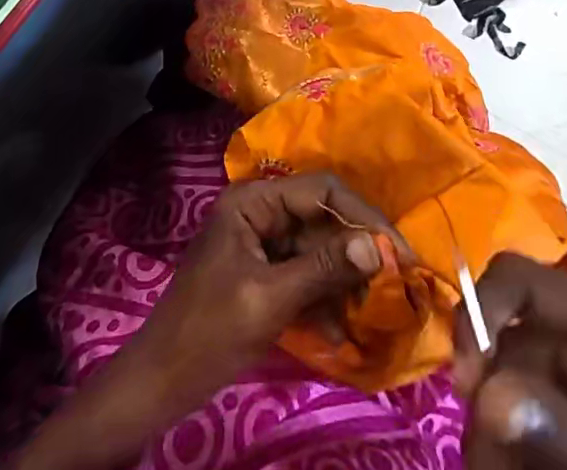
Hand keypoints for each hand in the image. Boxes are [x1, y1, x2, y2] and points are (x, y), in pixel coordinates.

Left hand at [127, 173, 410, 407]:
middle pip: (323, 219)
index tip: (401, 253)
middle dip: (358, 252)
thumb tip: (376, 246)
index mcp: (253, 201)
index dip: (363, 216)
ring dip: (346, 280)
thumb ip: (323, 269)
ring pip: (319, 249)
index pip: (321, 190)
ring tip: (373, 311)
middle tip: (396, 287)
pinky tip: (341, 331)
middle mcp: (260, 212)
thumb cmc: (211, 328)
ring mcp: (263, 244)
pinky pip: (307, 275)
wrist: (165, 377)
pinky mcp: (266, 274)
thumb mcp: (270, 298)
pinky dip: (326, 298)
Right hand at [455, 253, 566, 469]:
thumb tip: (489, 395)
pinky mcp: (558, 423)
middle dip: (487, 401)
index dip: (481, 308)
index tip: (464, 376)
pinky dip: (499, 454)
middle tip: (496, 460)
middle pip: (499, 342)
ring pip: (492, 386)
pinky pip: (502, 420)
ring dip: (491, 437)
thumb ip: (565, 435)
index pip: (522, 280)